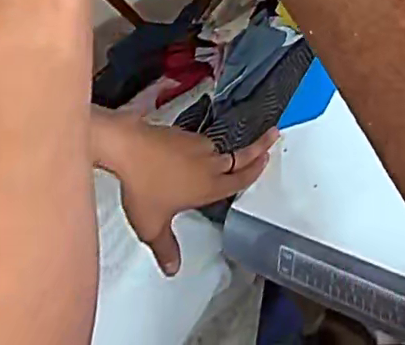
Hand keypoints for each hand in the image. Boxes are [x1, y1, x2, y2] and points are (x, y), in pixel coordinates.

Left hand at [101, 119, 278, 274]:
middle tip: (273, 135)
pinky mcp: (185, 135)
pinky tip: (186, 158)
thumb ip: (165, 248)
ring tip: (215, 162)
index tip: (268, 158)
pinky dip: (200, 151)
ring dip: (222, 155)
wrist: (131, 148)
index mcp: (208, 186)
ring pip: (217, 151)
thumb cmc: (143, 187)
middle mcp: (209, 163)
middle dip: (260, 146)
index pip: (240, 179)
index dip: (256, 171)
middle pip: (241, 156)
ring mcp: (198, 146)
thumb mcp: (152, 226)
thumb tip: (172, 269)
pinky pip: (199, 144)